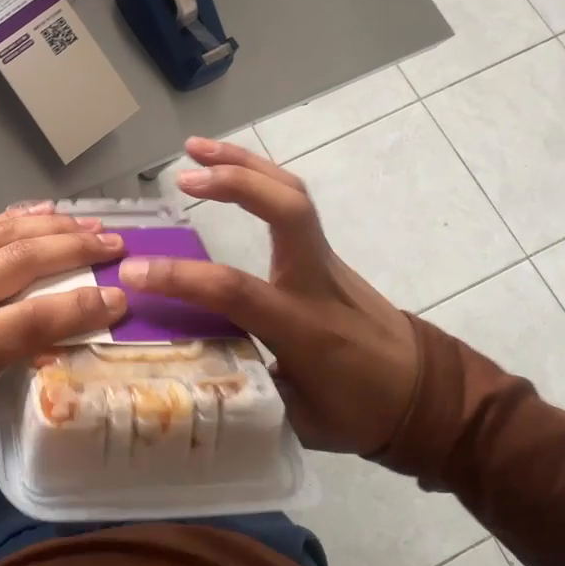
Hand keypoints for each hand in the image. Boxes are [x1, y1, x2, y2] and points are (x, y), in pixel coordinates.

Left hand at [0, 207, 127, 451]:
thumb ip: (11, 380)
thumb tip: (60, 348)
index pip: (30, 320)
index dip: (80, 307)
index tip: (120, 299)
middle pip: (21, 262)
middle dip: (75, 249)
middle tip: (116, 246)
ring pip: (1, 236)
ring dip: (51, 226)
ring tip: (92, 224)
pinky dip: (16, 220)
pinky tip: (46, 213)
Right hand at [119, 137, 419, 455]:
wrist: (430, 398)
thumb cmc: (360, 414)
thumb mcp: (298, 419)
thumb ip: (244, 388)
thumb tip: (187, 361)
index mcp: (304, 326)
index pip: (236, 290)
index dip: (181, 278)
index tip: (134, 271)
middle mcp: (316, 280)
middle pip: (287, 210)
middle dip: (236, 183)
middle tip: (182, 175)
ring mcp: (325, 259)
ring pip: (292, 193)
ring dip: (243, 162)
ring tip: (195, 146)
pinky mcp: (325, 251)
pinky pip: (293, 201)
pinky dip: (258, 174)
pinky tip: (228, 166)